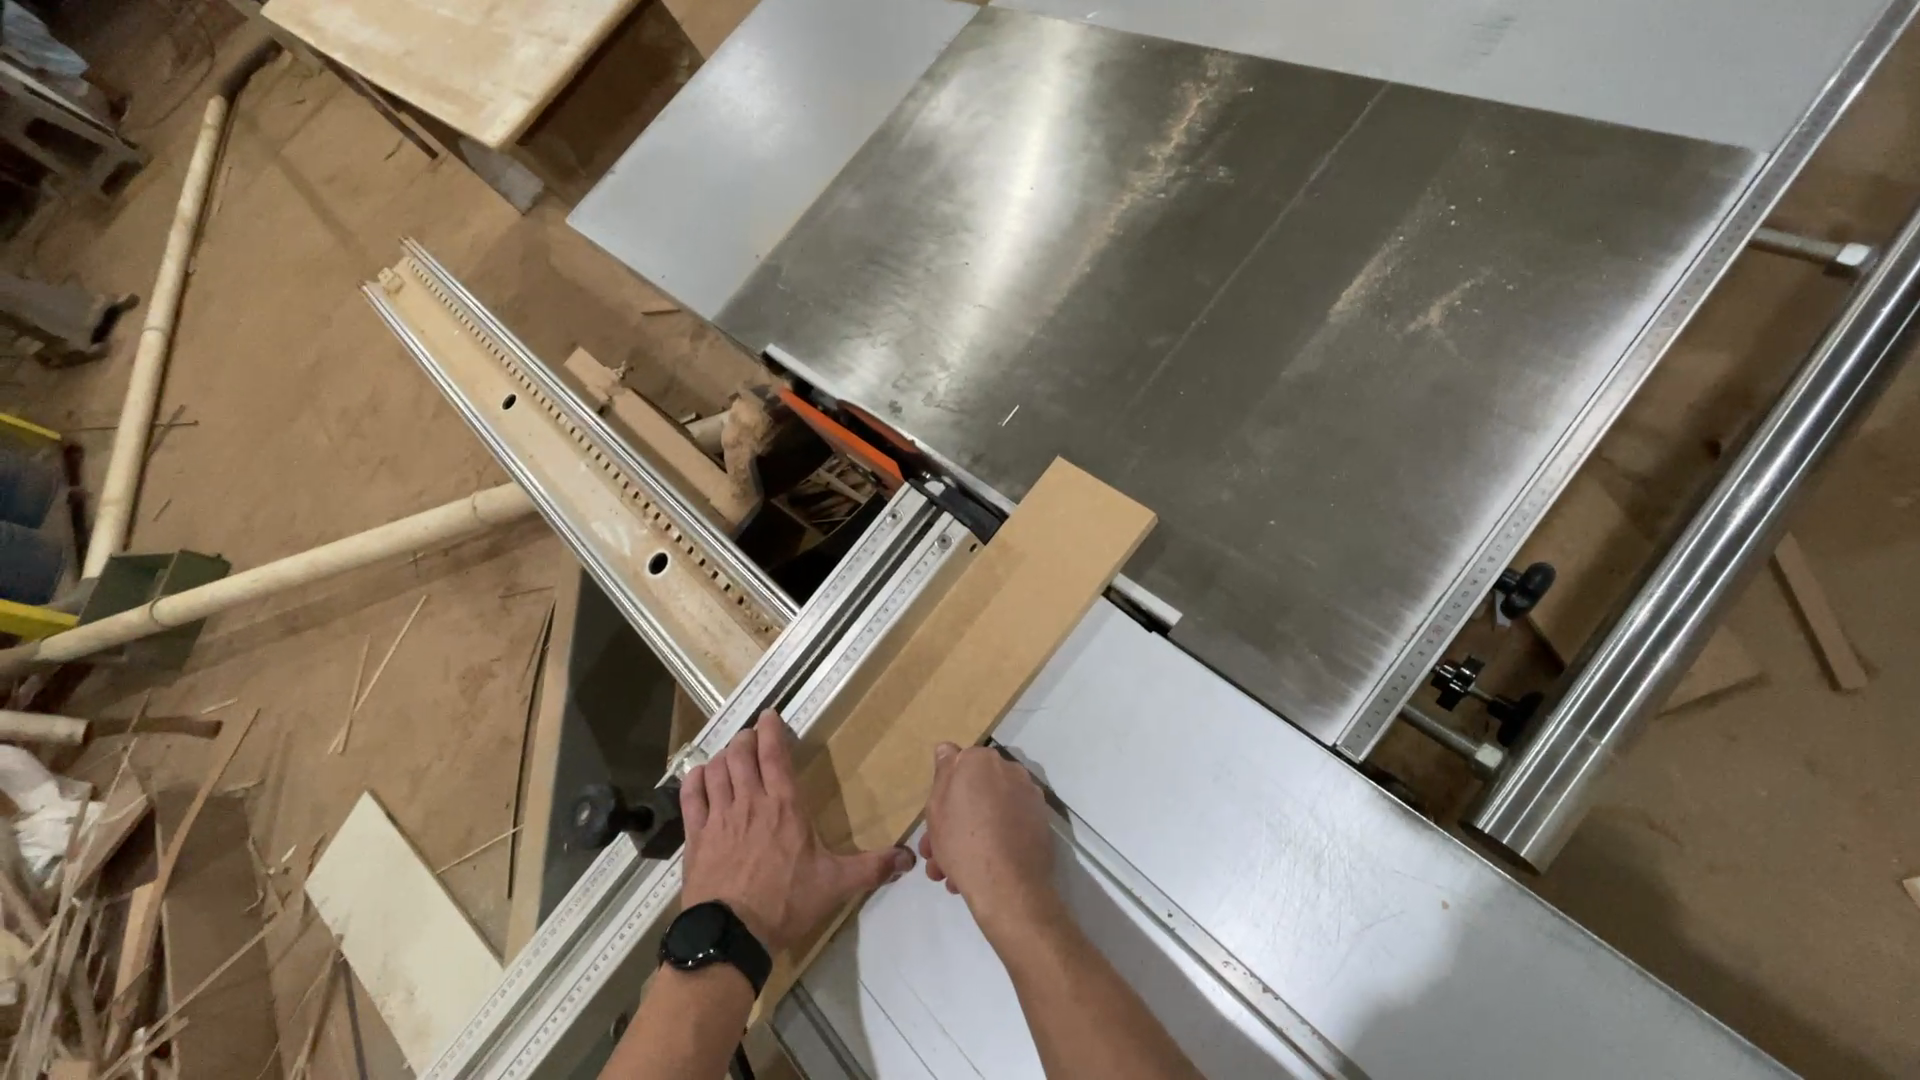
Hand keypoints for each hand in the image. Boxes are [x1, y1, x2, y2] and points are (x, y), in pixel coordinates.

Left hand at [680, 712, 914, 951]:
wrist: (733, 934)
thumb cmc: (787, 902)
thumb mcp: (836, 884)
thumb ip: (872, 867)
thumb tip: (908, 859)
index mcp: (785, 805)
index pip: (775, 754)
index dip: (771, 730)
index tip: (769, 715)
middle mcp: (751, 802)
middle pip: (742, 754)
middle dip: (746, 739)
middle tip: (750, 735)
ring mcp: (720, 817)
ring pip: (717, 770)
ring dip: (723, 756)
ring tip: (729, 754)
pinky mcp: (696, 836)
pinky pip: (691, 797)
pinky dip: (694, 780)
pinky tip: (698, 775)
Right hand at [919, 743, 1060, 940]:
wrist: (1008, 886)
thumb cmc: (963, 841)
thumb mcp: (937, 807)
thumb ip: (943, 773)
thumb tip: (948, 749)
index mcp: (981, 760)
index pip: (957, 766)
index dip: (943, 795)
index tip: (933, 822)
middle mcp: (1010, 770)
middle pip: (974, 793)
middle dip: (953, 823)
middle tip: (936, 855)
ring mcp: (1028, 796)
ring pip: (989, 813)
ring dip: (968, 839)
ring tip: (951, 876)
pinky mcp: (1040, 822)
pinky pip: (1008, 826)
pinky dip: (993, 842)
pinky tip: (976, 874)